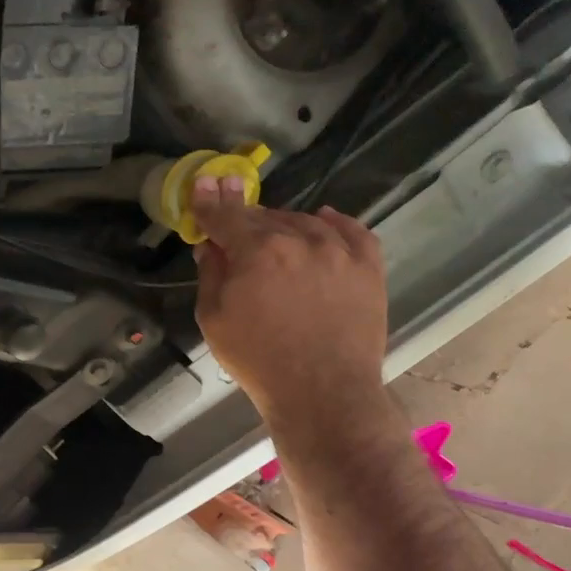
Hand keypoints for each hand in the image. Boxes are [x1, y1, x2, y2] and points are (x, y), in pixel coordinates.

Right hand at [191, 176, 387, 417]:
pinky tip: (322, 219)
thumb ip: (211, 273)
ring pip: (303, 221)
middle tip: (227, 203)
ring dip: (280, 221)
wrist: (322, 389)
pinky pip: (352, 231)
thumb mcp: (213, 316)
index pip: (224, 216)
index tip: (202, 182)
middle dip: (241, 210)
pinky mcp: (368, 268)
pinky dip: (334, 222)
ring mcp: (340, 251)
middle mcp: (300, 240)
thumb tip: (211, 246)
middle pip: (263, 215)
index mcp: (256, 251)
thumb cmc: (256, 356)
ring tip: (267, 229)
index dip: (208, 200)